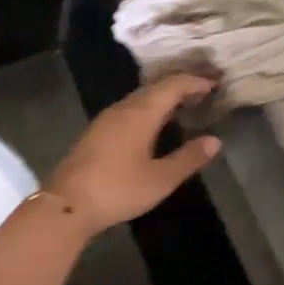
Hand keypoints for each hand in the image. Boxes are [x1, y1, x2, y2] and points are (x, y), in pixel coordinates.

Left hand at [48, 74, 223, 236]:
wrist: (68, 202)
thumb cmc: (118, 189)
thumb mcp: (160, 179)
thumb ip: (188, 158)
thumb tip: (215, 140)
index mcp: (140, 113)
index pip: (171, 86)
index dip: (193, 82)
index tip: (214, 83)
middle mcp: (122, 108)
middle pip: (154, 88)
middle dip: (179, 85)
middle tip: (203, 91)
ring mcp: (106, 119)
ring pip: (139, 97)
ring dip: (162, 96)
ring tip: (184, 105)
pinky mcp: (97, 131)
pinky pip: (129, 108)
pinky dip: (148, 108)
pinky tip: (154, 123)